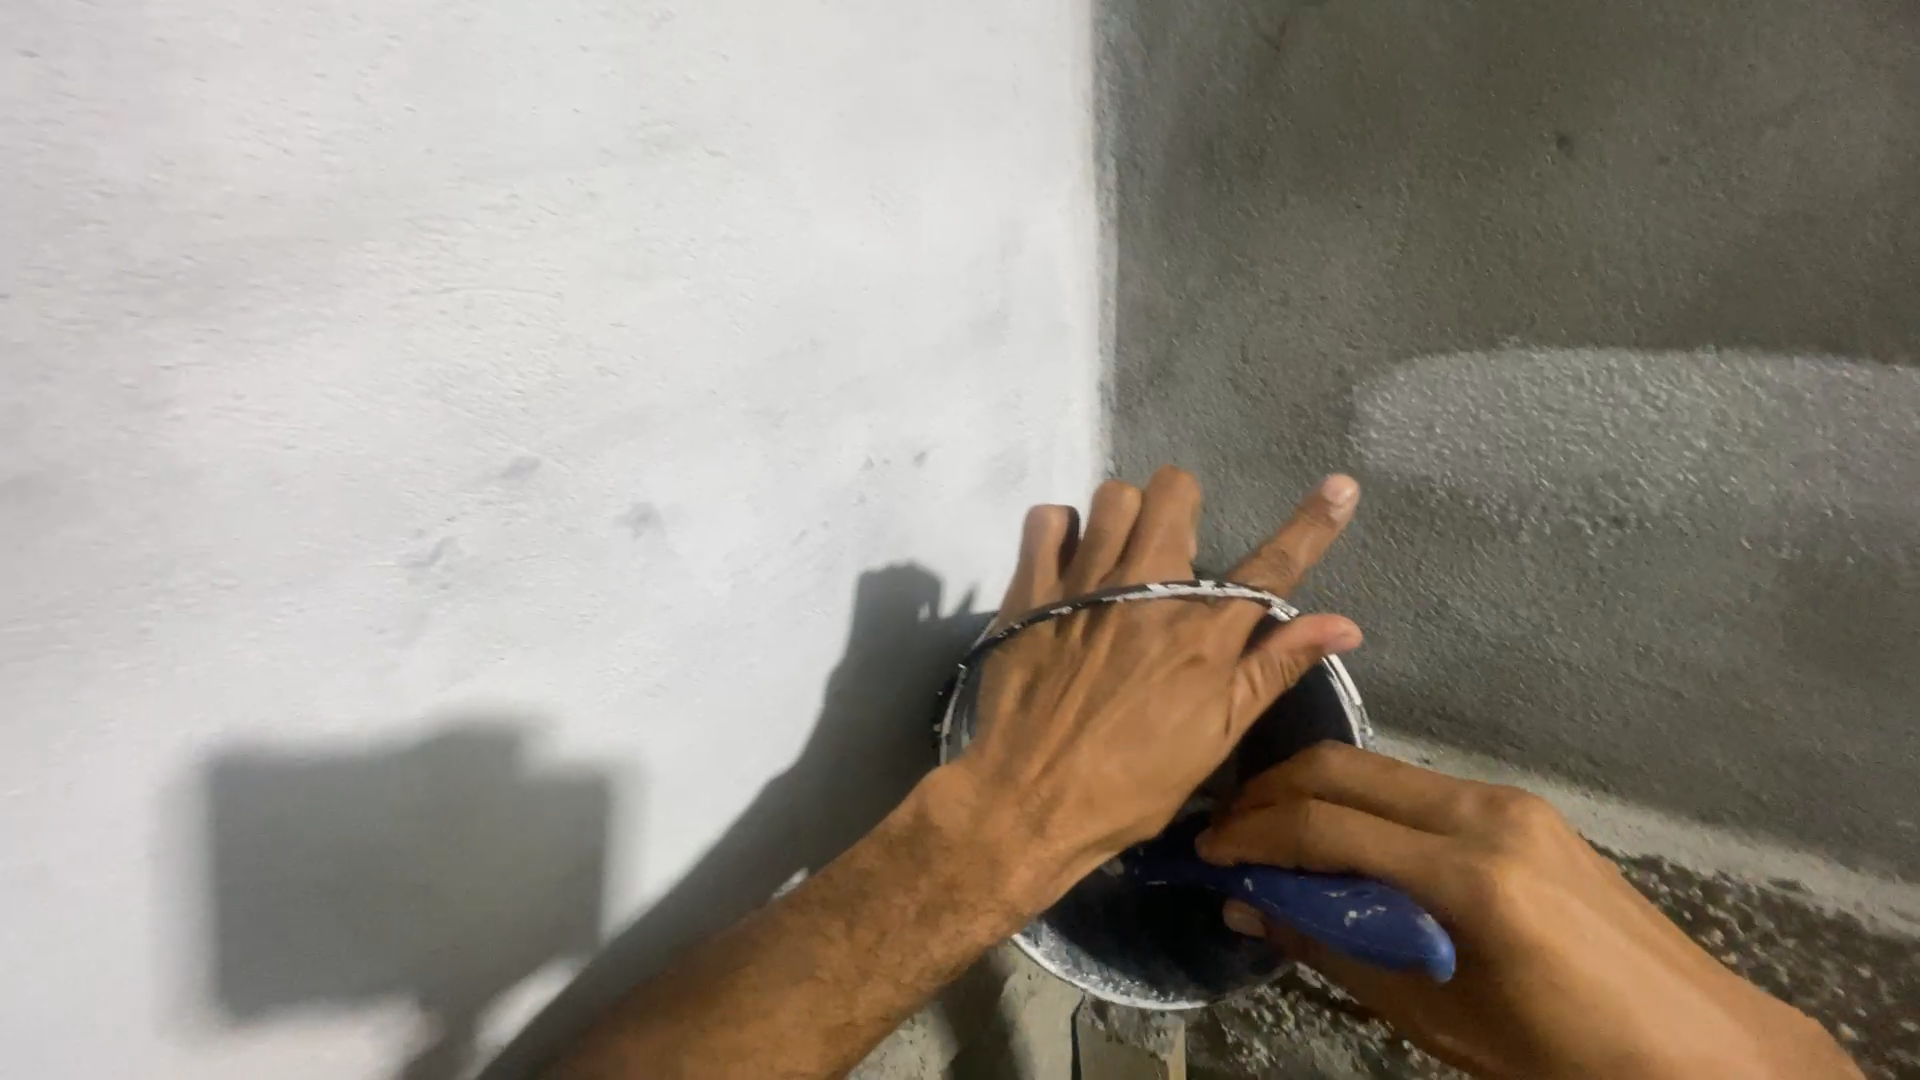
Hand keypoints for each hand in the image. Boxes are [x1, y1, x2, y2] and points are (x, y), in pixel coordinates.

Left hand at [944, 466, 1364, 912]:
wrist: (1029, 800)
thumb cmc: (1131, 783)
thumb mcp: (1216, 737)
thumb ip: (1274, 669)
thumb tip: (1344, 625)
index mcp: (1201, 635)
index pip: (1271, 566)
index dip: (1312, 523)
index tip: (1340, 488)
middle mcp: (1145, 592)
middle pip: (1174, 493)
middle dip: (1181, 506)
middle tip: (1170, 548)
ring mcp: (1082, 586)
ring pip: (1112, 496)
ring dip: (1122, 516)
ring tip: (1115, 556)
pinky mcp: (1030, 591)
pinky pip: (1046, 520)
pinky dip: (1059, 529)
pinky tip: (1066, 560)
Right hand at [1197, 743, 1863, 1079]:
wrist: (1715, 1055)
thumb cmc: (1566, 1059)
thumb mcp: (1437, 1018)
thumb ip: (1332, 946)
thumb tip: (1243, 905)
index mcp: (1470, 877)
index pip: (1324, 828)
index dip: (1251, 835)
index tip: (1205, 852)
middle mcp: (1483, 812)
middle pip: (1337, 770)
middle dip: (1266, 794)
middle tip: (1226, 831)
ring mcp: (1503, 799)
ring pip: (1368, 766)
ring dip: (1306, 790)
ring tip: (1269, 831)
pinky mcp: (1515, 803)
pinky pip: (1407, 783)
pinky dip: (1354, 800)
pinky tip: (1339, 836)